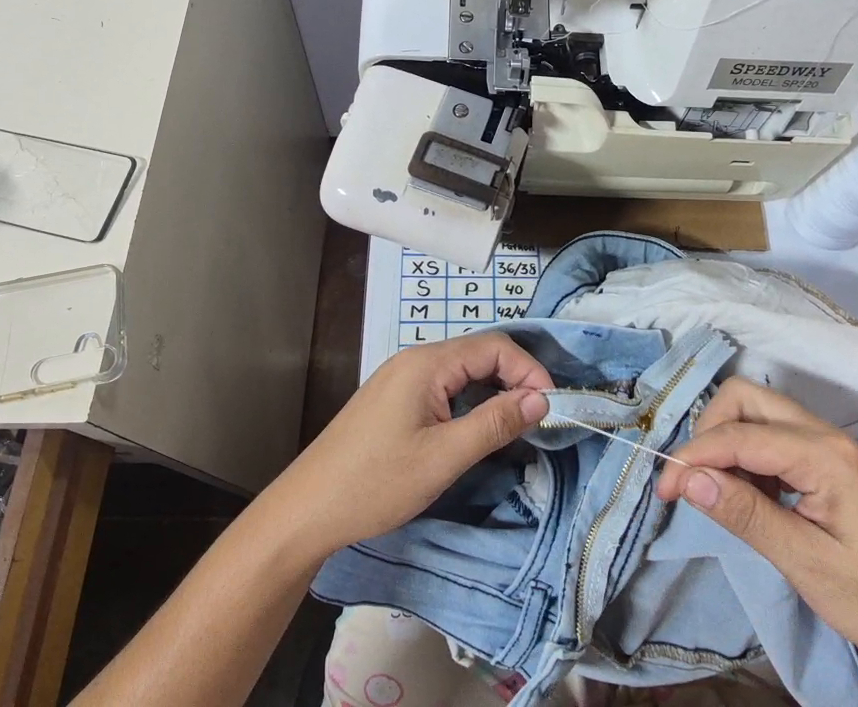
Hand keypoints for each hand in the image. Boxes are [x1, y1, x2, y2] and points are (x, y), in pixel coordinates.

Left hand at [264, 332, 551, 558]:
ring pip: (462, 373)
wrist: (306, 511)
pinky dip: (470, 403)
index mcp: (426, 364)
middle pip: (479, 355)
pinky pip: (444, 388)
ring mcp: (400, 380)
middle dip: (516, 380)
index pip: (495, 347)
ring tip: (515, 427)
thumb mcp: (444, 456)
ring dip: (494, 393)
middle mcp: (414, 361)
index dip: (529, 371)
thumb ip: (495, 423)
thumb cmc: (376, 483)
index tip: (551, 408)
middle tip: (539, 419)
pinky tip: (478, 430)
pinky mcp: (393, 401)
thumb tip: (542, 399)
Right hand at [655, 379, 857, 699]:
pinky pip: (779, 439)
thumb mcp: (807, 564)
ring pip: (762, 415)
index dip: (694, 456)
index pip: (740, 434)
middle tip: (692, 484)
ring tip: (720, 497)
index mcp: (827, 457)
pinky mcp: (836, 464)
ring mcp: (836, 447)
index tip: (664, 490)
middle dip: (709, 433)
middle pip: (749, 400)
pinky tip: (751, 498)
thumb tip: (687, 479)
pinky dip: (751, 458)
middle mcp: (830, 437)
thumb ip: (745, 514)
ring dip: (729, 444)